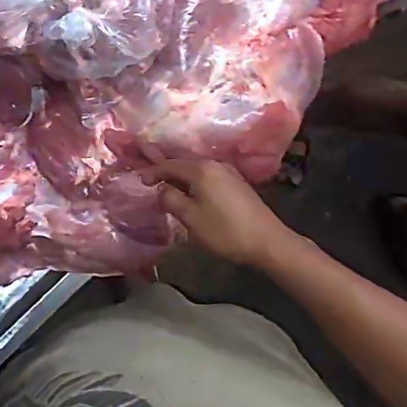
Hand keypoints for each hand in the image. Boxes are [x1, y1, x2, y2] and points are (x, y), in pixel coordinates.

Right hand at [143, 160, 302, 267]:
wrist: (267, 241)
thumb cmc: (225, 230)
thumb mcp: (191, 218)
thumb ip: (172, 200)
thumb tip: (162, 189)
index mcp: (201, 169)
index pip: (169, 165)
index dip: (152, 171)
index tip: (138, 179)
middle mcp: (215, 164)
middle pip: (184, 165)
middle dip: (166, 173)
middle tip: (150, 183)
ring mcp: (229, 173)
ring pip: (197, 172)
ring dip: (181, 180)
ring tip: (168, 190)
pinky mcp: (238, 184)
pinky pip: (209, 178)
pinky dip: (195, 184)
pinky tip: (192, 195)